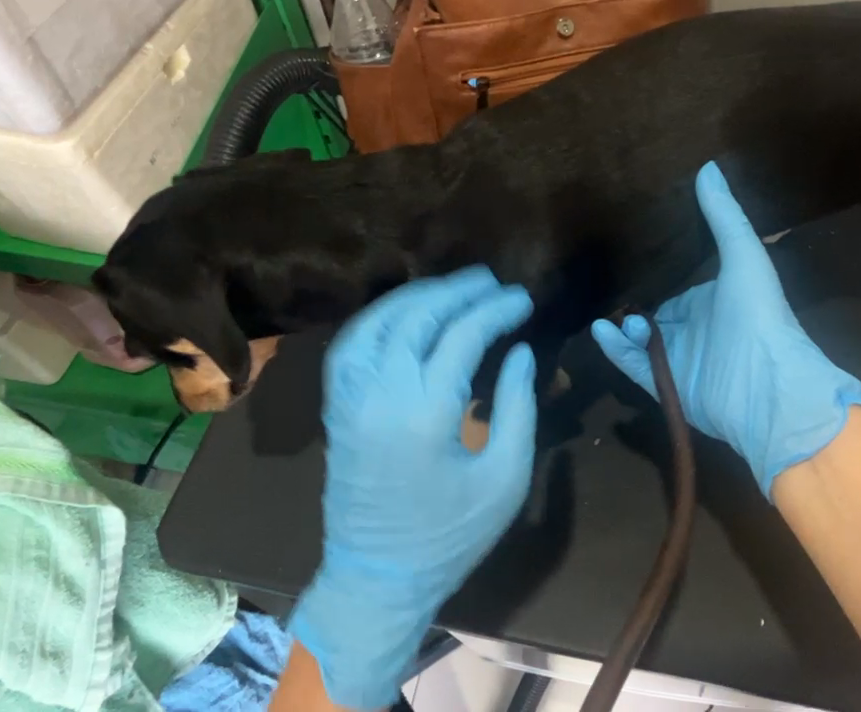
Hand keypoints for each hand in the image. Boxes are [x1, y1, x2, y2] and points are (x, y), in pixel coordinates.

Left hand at [289, 267, 538, 708]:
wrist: (377, 579)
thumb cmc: (450, 536)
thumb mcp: (505, 479)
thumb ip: (517, 408)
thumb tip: (520, 351)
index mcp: (425, 412)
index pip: (462, 335)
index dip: (495, 310)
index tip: (523, 298)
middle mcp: (380, 393)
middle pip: (418, 318)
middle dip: (458, 292)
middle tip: (492, 281)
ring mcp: (350, 398)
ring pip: (379, 322)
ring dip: (418, 297)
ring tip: (454, 288)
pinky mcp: (336, 408)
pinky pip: (351, 345)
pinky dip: (379, 318)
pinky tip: (405, 313)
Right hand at [592, 162, 860, 495]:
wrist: (769, 387)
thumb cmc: (759, 314)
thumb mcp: (743, 255)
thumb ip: (723, 216)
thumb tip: (707, 166)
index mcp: (717, 299)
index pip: (681, 287)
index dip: (660, 273)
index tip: (631, 252)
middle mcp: (698, 329)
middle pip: (657, 313)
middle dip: (635, 301)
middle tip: (604, 280)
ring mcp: (680, 359)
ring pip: (641, 339)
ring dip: (623, 324)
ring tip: (605, 308)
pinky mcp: (666, 386)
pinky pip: (633, 364)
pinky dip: (615, 349)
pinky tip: (599, 329)